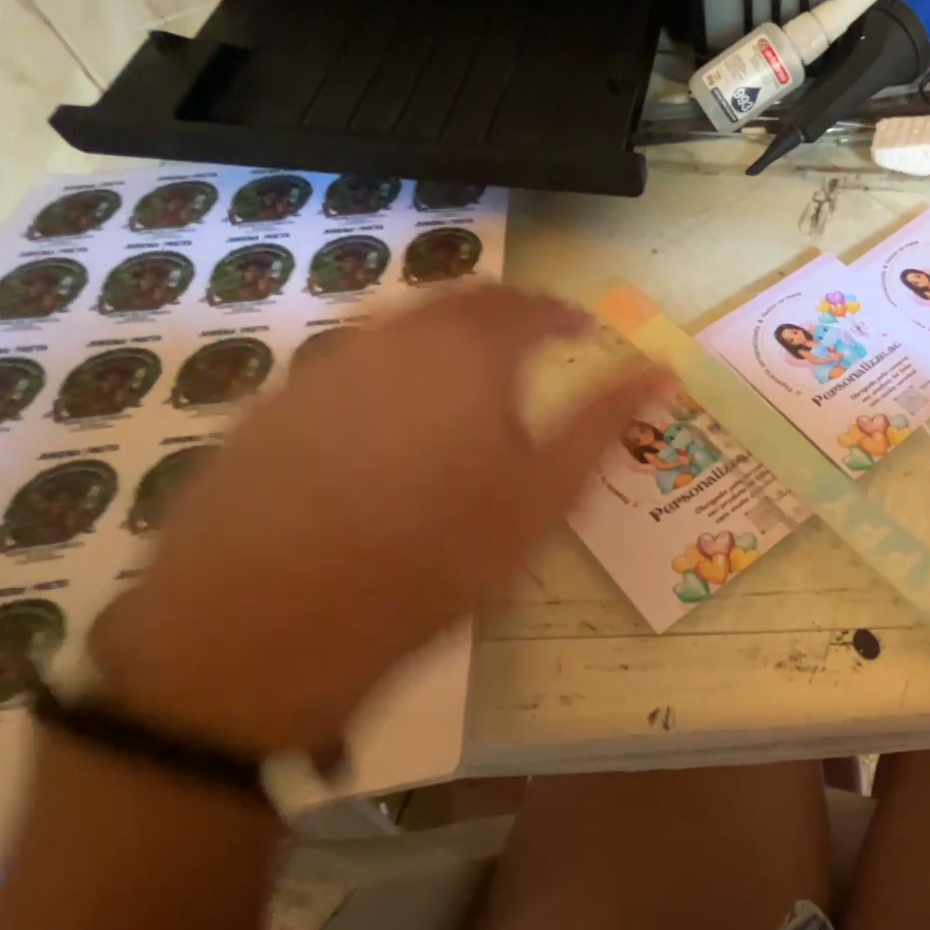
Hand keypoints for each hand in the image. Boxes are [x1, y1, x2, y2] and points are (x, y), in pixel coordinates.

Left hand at [88, 286, 668, 754]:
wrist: (268, 626)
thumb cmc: (438, 557)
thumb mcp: (544, 495)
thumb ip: (604, 422)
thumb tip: (661, 370)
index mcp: (467, 351)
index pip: (529, 305)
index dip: (564, 315)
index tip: (585, 333)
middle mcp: (392, 338)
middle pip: (460, 303)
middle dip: (506, 318)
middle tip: (536, 349)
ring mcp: (322, 367)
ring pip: (399, 331)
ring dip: (446, 342)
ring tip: (470, 386)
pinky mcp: (272, 407)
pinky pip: (350, 368)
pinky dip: (391, 376)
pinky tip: (393, 430)